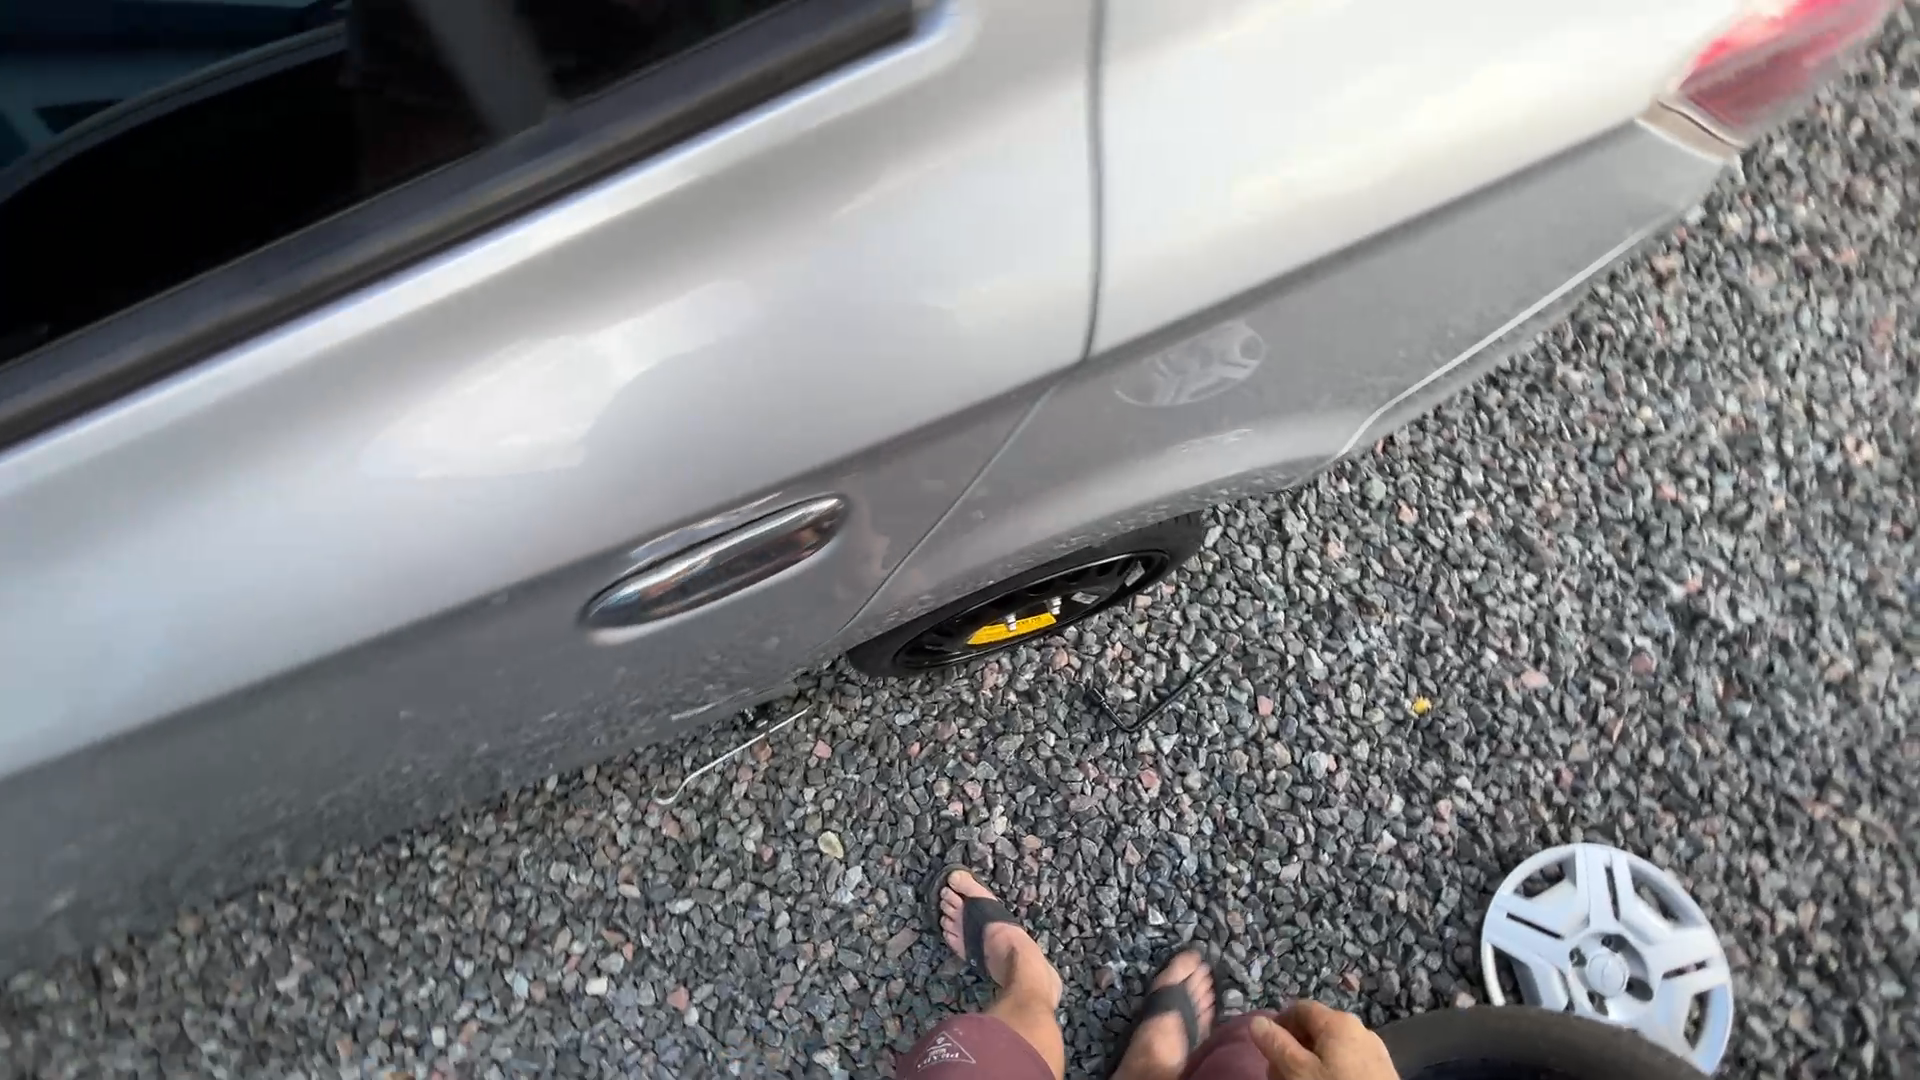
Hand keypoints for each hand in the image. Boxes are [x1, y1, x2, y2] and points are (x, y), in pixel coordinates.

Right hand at [1248, 1000, 1397, 1079]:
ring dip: (1312, 1065)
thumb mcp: (1299, 1072)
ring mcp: (1376, 1054)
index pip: (1298, 1008)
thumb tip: (1257, 1021)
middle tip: (1280, 1075)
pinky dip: (1333, 1074)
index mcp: (1338, 1021)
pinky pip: (1350, 1066)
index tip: (1267, 1051)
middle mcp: (1359, 1029)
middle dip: (1293, 1050)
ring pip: (1333, 1051)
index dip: (1278, 1026)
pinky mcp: (1386, 1077)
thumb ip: (1276, 1044)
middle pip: (1316, 1031)